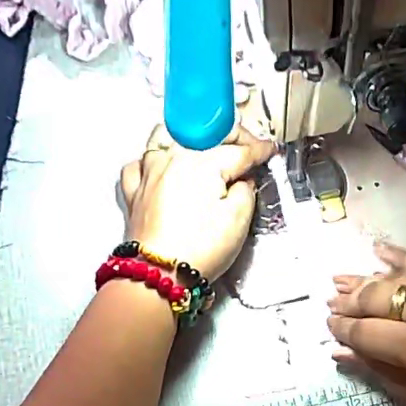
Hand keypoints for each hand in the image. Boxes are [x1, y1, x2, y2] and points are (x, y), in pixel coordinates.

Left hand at [120, 122, 276, 279]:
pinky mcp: (135, 192)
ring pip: (165, 138)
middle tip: (248, 147)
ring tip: (202, 147)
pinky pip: (139, 164)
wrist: (160, 272)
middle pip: (205, 133)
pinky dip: (152, 161)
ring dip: (187, 137)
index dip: (259, 150)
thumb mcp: (239, 219)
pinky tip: (162, 169)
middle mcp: (173, 158)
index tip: (271, 151)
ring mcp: (150, 173)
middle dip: (230, 136)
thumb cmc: (202, 247)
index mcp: (203, 162)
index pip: (239, 150)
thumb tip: (242, 180)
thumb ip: (246, 190)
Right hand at [327, 243, 405, 405]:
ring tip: (340, 279)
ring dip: (367, 277)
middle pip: (378, 297)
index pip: (367, 331)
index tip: (328, 326)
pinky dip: (402, 256)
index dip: (343, 329)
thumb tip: (338, 351)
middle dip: (350, 301)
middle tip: (330, 302)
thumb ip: (377, 371)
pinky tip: (378, 251)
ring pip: (399, 276)